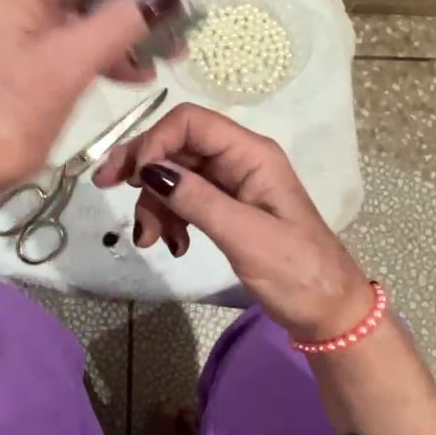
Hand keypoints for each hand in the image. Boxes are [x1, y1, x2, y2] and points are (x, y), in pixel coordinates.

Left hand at [0, 0, 166, 190]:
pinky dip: (102, 48)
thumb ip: (121, 24)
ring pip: (80, 5)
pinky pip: (70, 36)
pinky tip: (134, 75)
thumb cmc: (6, 114)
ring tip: (162, 57)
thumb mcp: (69, 65)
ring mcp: (16, 23)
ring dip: (122, 26)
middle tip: (170, 27)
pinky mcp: (21, 55)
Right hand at [93, 103, 372, 340]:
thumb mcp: (246, 236)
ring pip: (172, 173)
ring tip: (151, 240)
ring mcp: (230, 183)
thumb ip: (198, 200)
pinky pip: (181, 198)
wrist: (328, 312)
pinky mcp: (223, 207)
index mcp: (252, 154)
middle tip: (107, 189)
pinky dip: (167, 216)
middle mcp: (238, 160)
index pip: (190, 122)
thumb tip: (148, 170)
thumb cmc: (298, 273)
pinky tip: (172, 244)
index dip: (155, 141)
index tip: (131, 178)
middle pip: (175, 144)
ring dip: (153, 201)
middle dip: (142, 167)